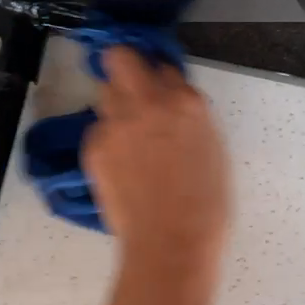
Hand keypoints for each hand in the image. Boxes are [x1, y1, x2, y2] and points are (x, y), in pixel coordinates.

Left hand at [82, 47, 231, 267]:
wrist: (171, 248)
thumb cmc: (205, 206)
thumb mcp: (211, 147)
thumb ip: (189, 116)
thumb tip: (174, 106)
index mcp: (186, 102)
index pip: (165, 66)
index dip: (162, 78)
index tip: (161, 89)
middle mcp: (147, 102)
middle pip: (120, 56)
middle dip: (124, 65)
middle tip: (131, 86)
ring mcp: (116, 122)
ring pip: (105, 90)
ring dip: (115, 103)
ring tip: (126, 132)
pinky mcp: (94, 146)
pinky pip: (98, 128)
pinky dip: (107, 138)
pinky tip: (120, 165)